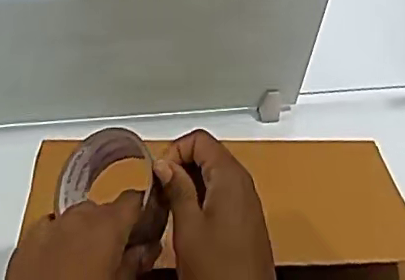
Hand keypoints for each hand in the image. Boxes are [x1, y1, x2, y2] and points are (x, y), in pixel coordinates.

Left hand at [7, 190, 159, 279]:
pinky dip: (57, 240)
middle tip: (113, 254)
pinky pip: (49, 230)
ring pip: (76, 218)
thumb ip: (134, 262)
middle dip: (109, 228)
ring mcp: (51, 223)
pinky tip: (57, 262)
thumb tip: (147, 248)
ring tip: (84, 262)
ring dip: (83, 233)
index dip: (143, 210)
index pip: (134, 199)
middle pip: (103, 210)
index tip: (147, 223)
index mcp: (107, 223)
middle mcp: (79, 214)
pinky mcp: (27, 239)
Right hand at [155, 131, 273, 279]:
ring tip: (170, 206)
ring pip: (213, 173)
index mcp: (229, 175)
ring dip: (190, 182)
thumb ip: (177, 189)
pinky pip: (222, 192)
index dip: (175, 150)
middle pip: (208, 153)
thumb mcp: (188, 228)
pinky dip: (202, 196)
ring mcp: (246, 199)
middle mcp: (242, 180)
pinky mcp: (246, 217)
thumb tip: (164, 164)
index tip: (158, 174)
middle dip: (181, 165)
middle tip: (161, 191)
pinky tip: (188, 220)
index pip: (199, 139)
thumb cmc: (218, 269)